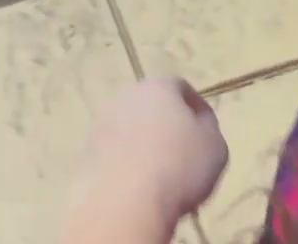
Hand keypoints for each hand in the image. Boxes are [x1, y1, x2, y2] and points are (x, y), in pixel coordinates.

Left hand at [63, 77, 227, 243]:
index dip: (198, 111)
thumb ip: (208, 128)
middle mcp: (125, 99)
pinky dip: (125, 171)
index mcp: (159, 86)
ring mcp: (99, 131)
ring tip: (160, 178)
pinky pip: (113, 161)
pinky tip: (137, 192)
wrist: (122, 210)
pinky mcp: (82, 163)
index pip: (183, 89)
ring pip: (130, 134)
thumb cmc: (178, 167)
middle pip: (152, 109)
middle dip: (167, 128)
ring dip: (144, 149)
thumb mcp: (215, 145)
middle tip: (183, 154)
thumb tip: (197, 128)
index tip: (207, 134)